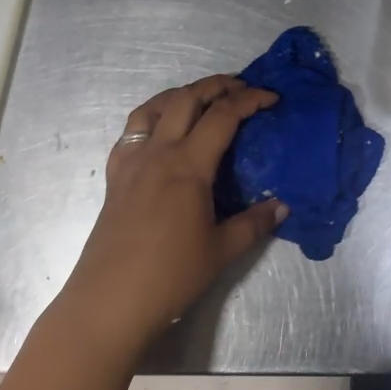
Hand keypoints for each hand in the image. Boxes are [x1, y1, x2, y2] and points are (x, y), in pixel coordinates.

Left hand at [62, 76, 286, 351]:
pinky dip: (152, 118)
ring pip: (155, 107)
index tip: (272, 98)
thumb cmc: (169, 276)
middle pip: (187, 98)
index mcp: (188, 165)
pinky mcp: (115, 177)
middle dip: (218, 85)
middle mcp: (159, 153)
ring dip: (182, 94)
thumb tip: (282, 206)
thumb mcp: (221, 251)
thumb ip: (254, 223)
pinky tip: (163, 132)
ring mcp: (132, 162)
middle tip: (242, 89)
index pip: (223, 115)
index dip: (250, 99)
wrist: (108, 304)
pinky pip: (131, 131)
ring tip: (203, 99)